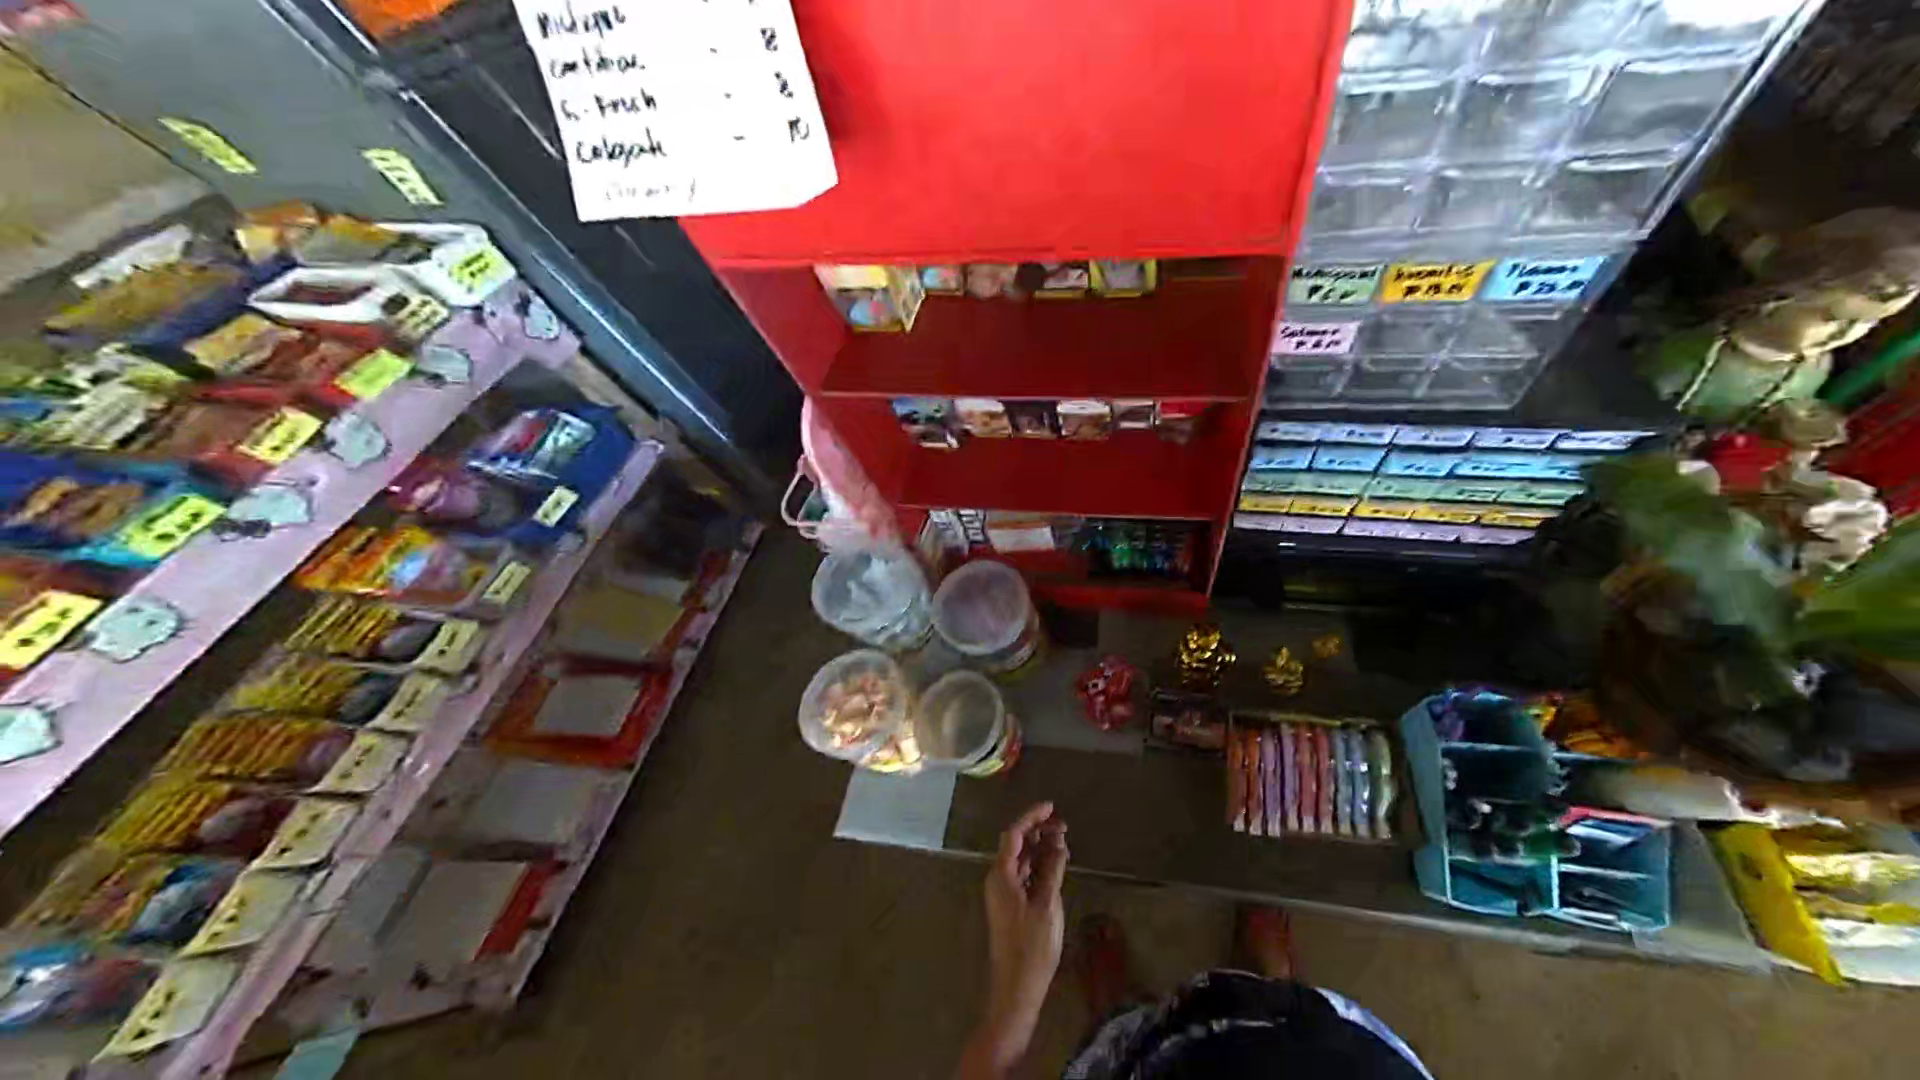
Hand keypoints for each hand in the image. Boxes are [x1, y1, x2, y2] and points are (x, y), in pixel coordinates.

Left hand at [962, 802, 1068, 1077]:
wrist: (1016, 988)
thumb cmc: (1032, 947)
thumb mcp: (1047, 905)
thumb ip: (1052, 870)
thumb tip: (1057, 842)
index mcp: (1001, 875)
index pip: (1014, 834)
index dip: (1032, 817)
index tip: (1051, 807)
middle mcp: (998, 879)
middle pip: (1016, 845)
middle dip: (1038, 831)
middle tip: (1063, 825)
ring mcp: (1003, 893)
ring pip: (1021, 860)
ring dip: (1040, 848)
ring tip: (1063, 841)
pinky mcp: (1010, 906)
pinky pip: (1023, 875)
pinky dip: (1038, 866)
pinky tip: (1055, 864)